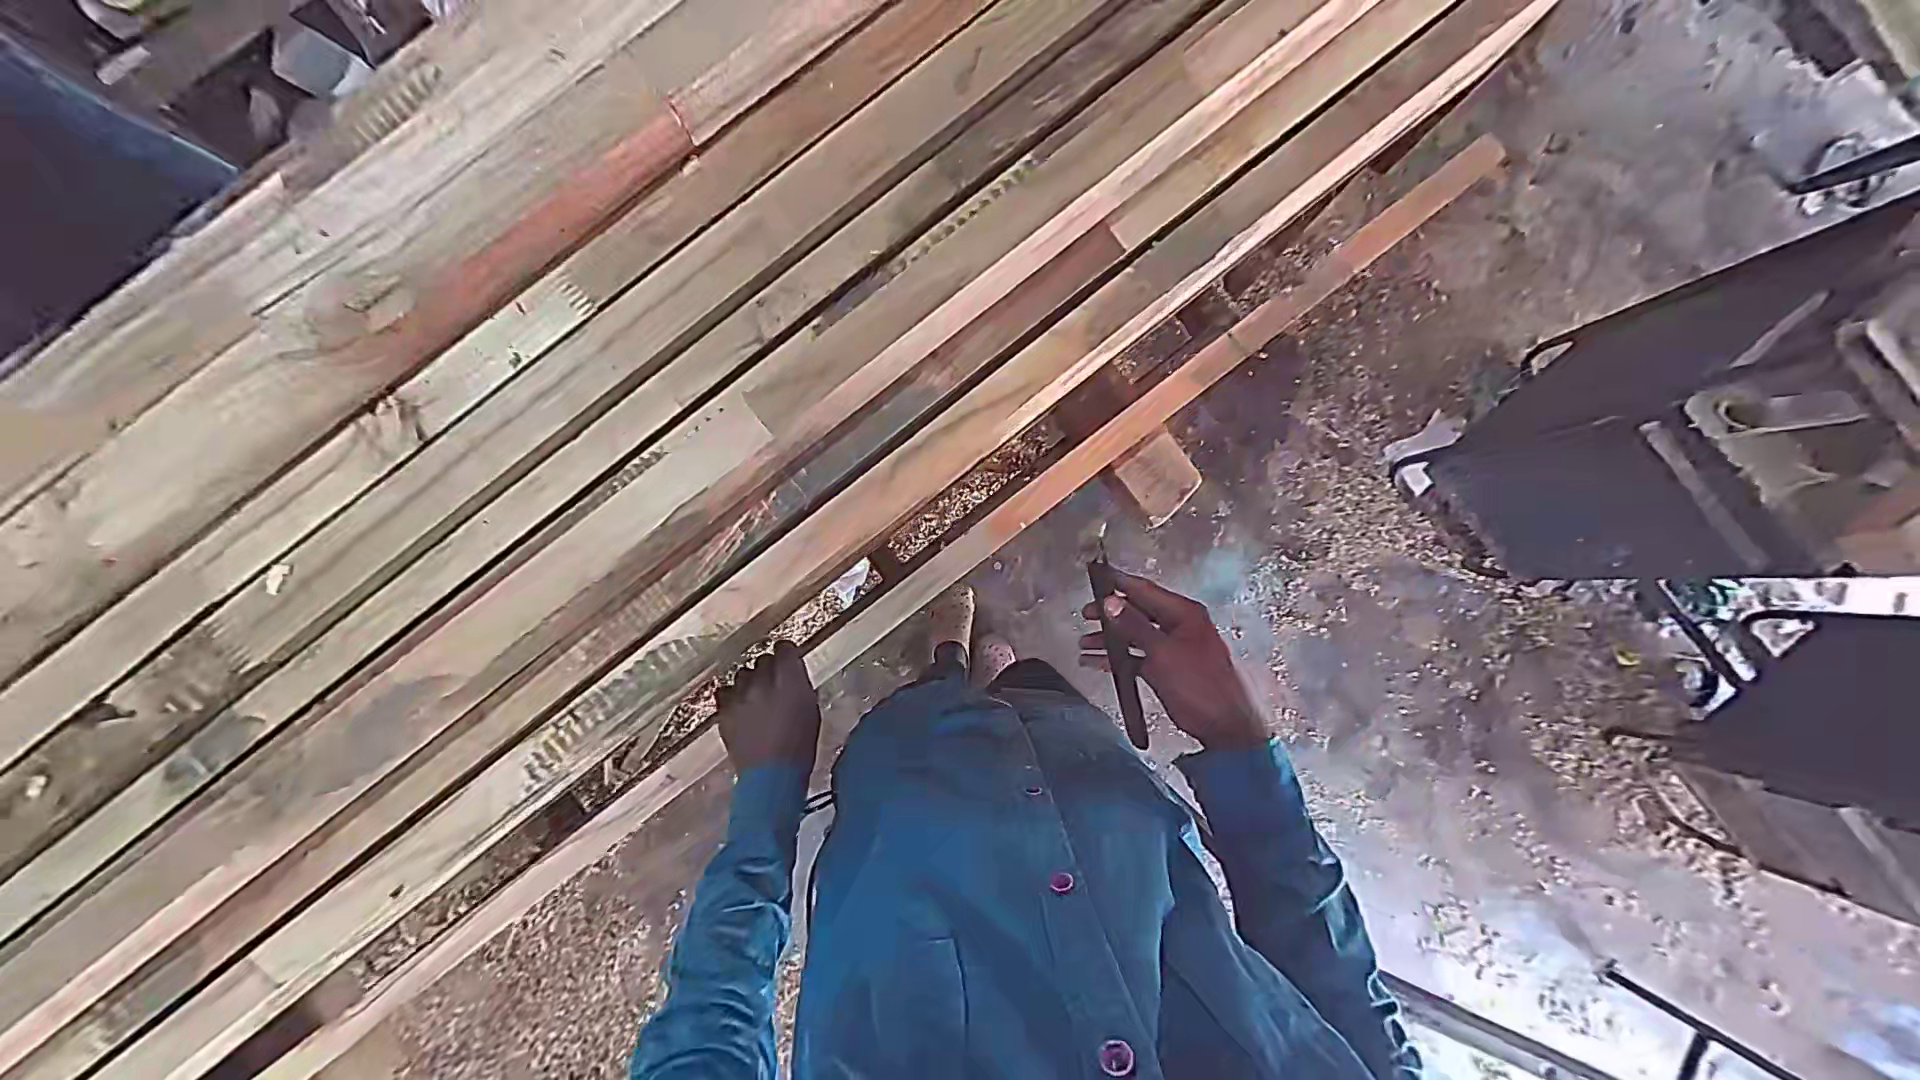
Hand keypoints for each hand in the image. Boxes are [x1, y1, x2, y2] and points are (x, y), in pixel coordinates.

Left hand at [715, 640, 821, 770]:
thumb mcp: (811, 711)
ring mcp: (740, 696)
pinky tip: (739, 706)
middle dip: (769, 668)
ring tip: (756, 696)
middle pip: (763, 659)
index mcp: (791, 681)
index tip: (787, 657)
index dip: (786, 652)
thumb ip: (800, 687)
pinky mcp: (724, 711)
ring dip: (750, 681)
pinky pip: (725, 691)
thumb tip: (792, 675)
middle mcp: (763, 682)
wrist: (770, 778)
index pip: (784, 649)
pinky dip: (732, 695)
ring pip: (743, 674)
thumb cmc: (799, 747)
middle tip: (774, 682)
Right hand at [1080, 570, 1266, 750]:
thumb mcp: (1162, 652)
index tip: (1098, 577)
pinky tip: (1098, 661)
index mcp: (1184, 614)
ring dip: (1110, 639)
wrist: (1223, 727)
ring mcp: (1173, 646)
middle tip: (1088, 613)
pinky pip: (1137, 655)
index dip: (1119, 583)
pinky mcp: (1167, 666)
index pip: (1145, 590)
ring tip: (1086, 642)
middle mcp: (1179, 626)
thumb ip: (1134, 626)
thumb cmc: (1202, 688)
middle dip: (1110, 614)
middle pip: (1138, 611)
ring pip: (1134, 635)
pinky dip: (1118, 657)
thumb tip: (1112, 603)